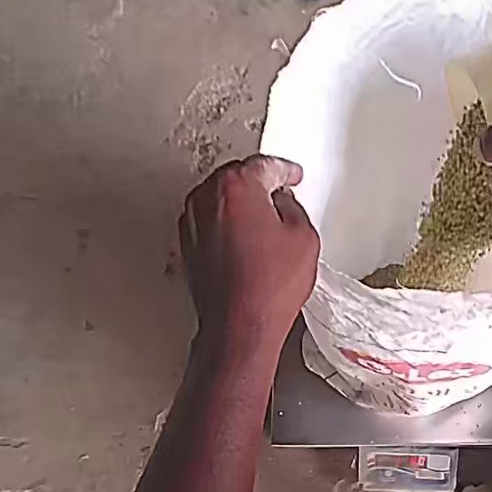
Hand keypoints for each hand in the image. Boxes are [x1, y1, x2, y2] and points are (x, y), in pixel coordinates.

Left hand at [180, 155, 319, 357]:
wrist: (240, 326)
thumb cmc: (267, 289)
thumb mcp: (304, 237)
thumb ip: (293, 207)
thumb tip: (283, 206)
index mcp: (237, 186)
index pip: (265, 165)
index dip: (285, 170)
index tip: (292, 175)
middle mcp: (207, 198)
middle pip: (236, 177)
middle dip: (259, 185)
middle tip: (279, 194)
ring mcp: (192, 222)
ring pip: (220, 199)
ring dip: (240, 205)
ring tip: (263, 224)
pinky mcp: (188, 246)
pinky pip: (210, 222)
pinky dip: (226, 225)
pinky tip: (245, 243)